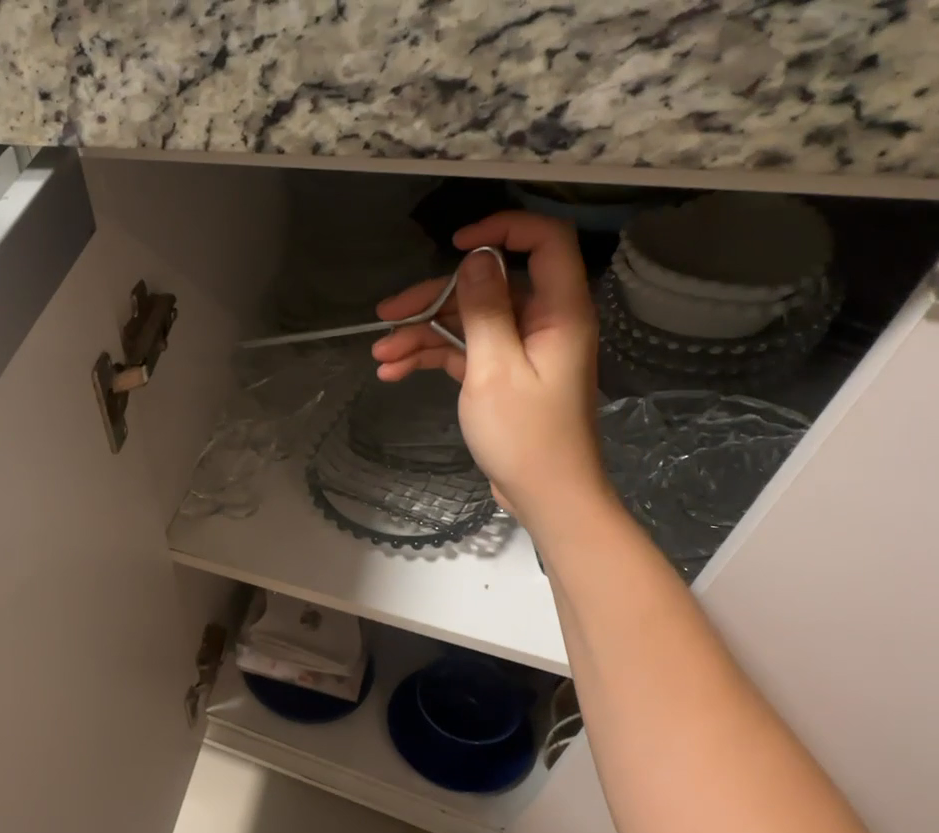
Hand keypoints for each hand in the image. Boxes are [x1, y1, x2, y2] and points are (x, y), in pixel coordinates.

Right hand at [370, 212, 607, 526]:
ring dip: (422, 335)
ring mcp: (522, 349)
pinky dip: (431, 357)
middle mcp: (542, 321)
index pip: (544, 243)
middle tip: (386, 316)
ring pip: (467, 322)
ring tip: (380, 357)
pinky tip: (395, 373)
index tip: (454, 245)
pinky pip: (464, 351)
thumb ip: (485, 310)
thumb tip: (476, 259)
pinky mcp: (504, 374)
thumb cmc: (526, 434)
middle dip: (434, 300)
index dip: (501, 231)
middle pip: (486, 288)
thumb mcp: (495, 369)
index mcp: (558, 310)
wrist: (545, 493)